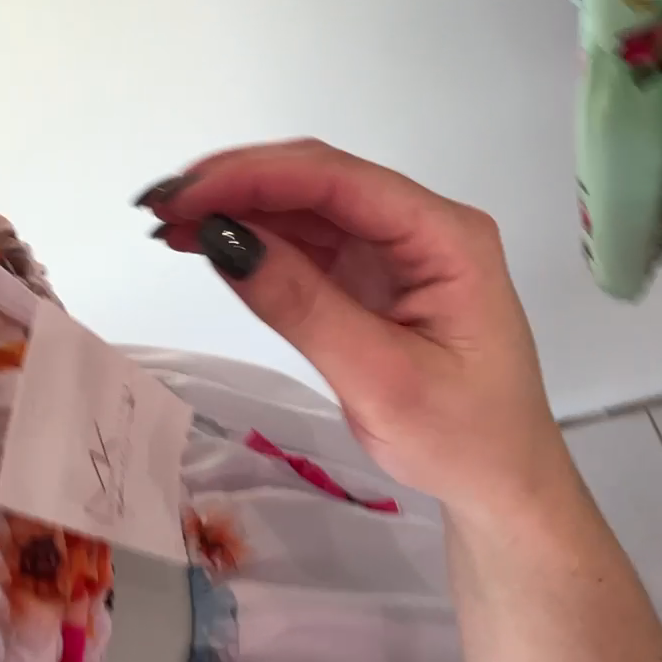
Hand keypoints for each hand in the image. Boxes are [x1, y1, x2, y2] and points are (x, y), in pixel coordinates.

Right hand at [137, 139, 564, 510]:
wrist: (500, 484)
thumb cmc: (461, 439)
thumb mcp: (381, 378)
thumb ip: (303, 306)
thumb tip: (224, 239)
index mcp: (444, 236)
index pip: (339, 181)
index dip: (254, 177)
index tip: (186, 195)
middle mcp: (417, 225)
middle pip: (316, 181)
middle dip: (235, 185)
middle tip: (161, 205)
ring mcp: (390, 247)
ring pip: (301, 206)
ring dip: (234, 208)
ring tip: (167, 224)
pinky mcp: (366, 273)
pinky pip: (302, 242)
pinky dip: (251, 240)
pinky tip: (203, 242)